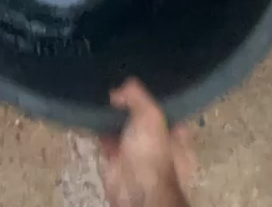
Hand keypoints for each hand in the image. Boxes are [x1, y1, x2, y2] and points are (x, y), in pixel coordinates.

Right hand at [99, 79, 195, 206]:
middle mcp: (160, 149)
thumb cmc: (152, 153)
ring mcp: (138, 156)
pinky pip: (107, 139)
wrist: (133, 188)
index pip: (169, 114)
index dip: (156, 98)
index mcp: (178, 141)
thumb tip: (119, 91)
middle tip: (118, 87)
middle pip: (144, 120)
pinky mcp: (117, 161)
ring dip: (114, 116)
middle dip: (131, 107)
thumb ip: (137, 96)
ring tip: (103, 95)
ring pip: (125, 129)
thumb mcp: (151, 115)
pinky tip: (93, 112)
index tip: (141, 82)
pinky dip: (100, 128)